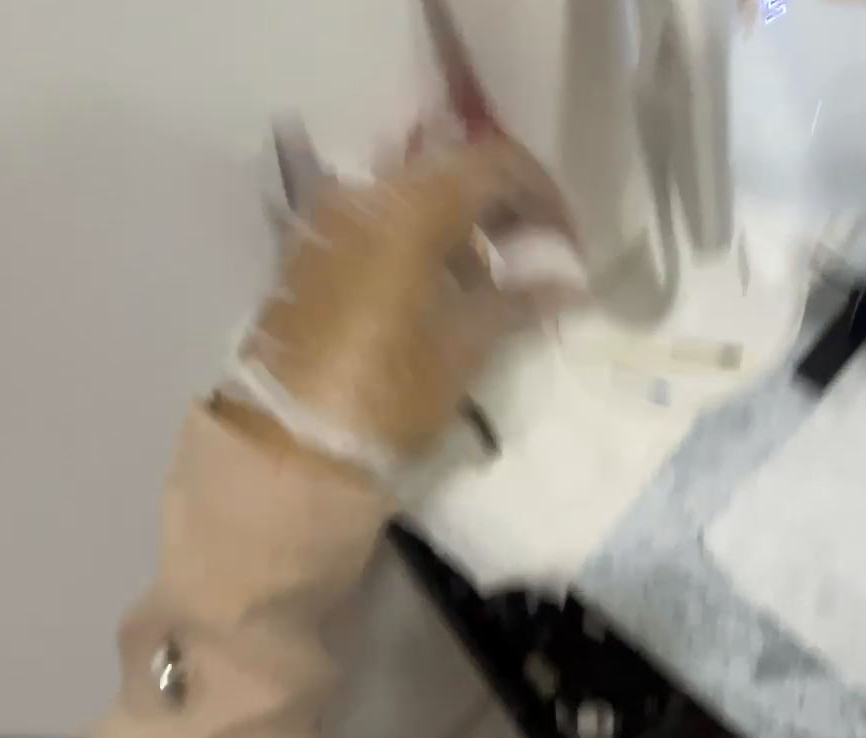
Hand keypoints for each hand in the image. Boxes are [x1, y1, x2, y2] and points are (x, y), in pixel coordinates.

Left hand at [241, 137, 572, 460]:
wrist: (294, 446)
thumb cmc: (388, 395)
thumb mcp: (463, 347)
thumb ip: (518, 301)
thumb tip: (572, 285)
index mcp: (408, 209)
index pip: (491, 163)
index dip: (541, 193)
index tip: (568, 239)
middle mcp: (364, 197)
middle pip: (451, 175)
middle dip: (504, 210)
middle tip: (540, 256)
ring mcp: (332, 223)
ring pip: (415, 201)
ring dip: (464, 230)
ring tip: (495, 285)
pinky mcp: (315, 255)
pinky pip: (383, 227)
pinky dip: (424, 246)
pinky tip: (446, 292)